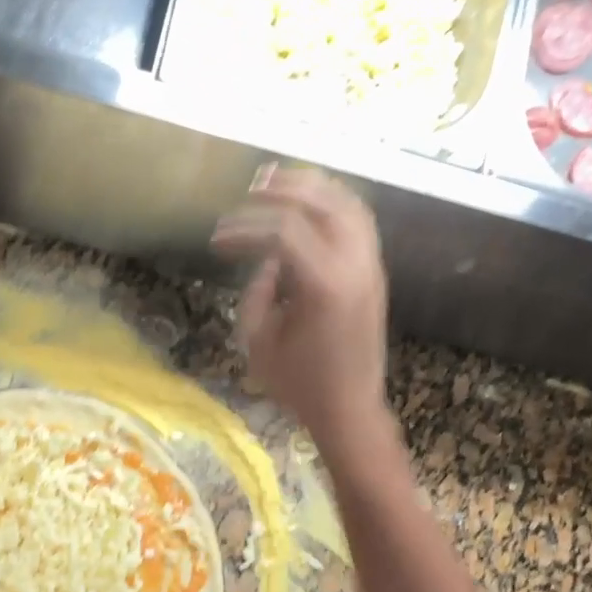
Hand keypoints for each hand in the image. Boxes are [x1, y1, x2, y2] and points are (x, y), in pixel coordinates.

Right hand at [212, 165, 391, 438]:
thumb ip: (258, 291)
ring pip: (348, 205)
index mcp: (323, 284)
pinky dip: (334, 204)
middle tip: (250, 189)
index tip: (217, 240)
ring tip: (280, 183)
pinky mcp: (374, 274)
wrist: (349, 408)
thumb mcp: (260, 341)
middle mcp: (354, 266)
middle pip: (321, 203)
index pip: (282, 231)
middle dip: (282, 191)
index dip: (245, 228)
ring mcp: (370, 267)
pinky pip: (359, 222)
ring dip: (313, 188)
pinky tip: (309, 206)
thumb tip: (267, 261)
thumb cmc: (299, 384)